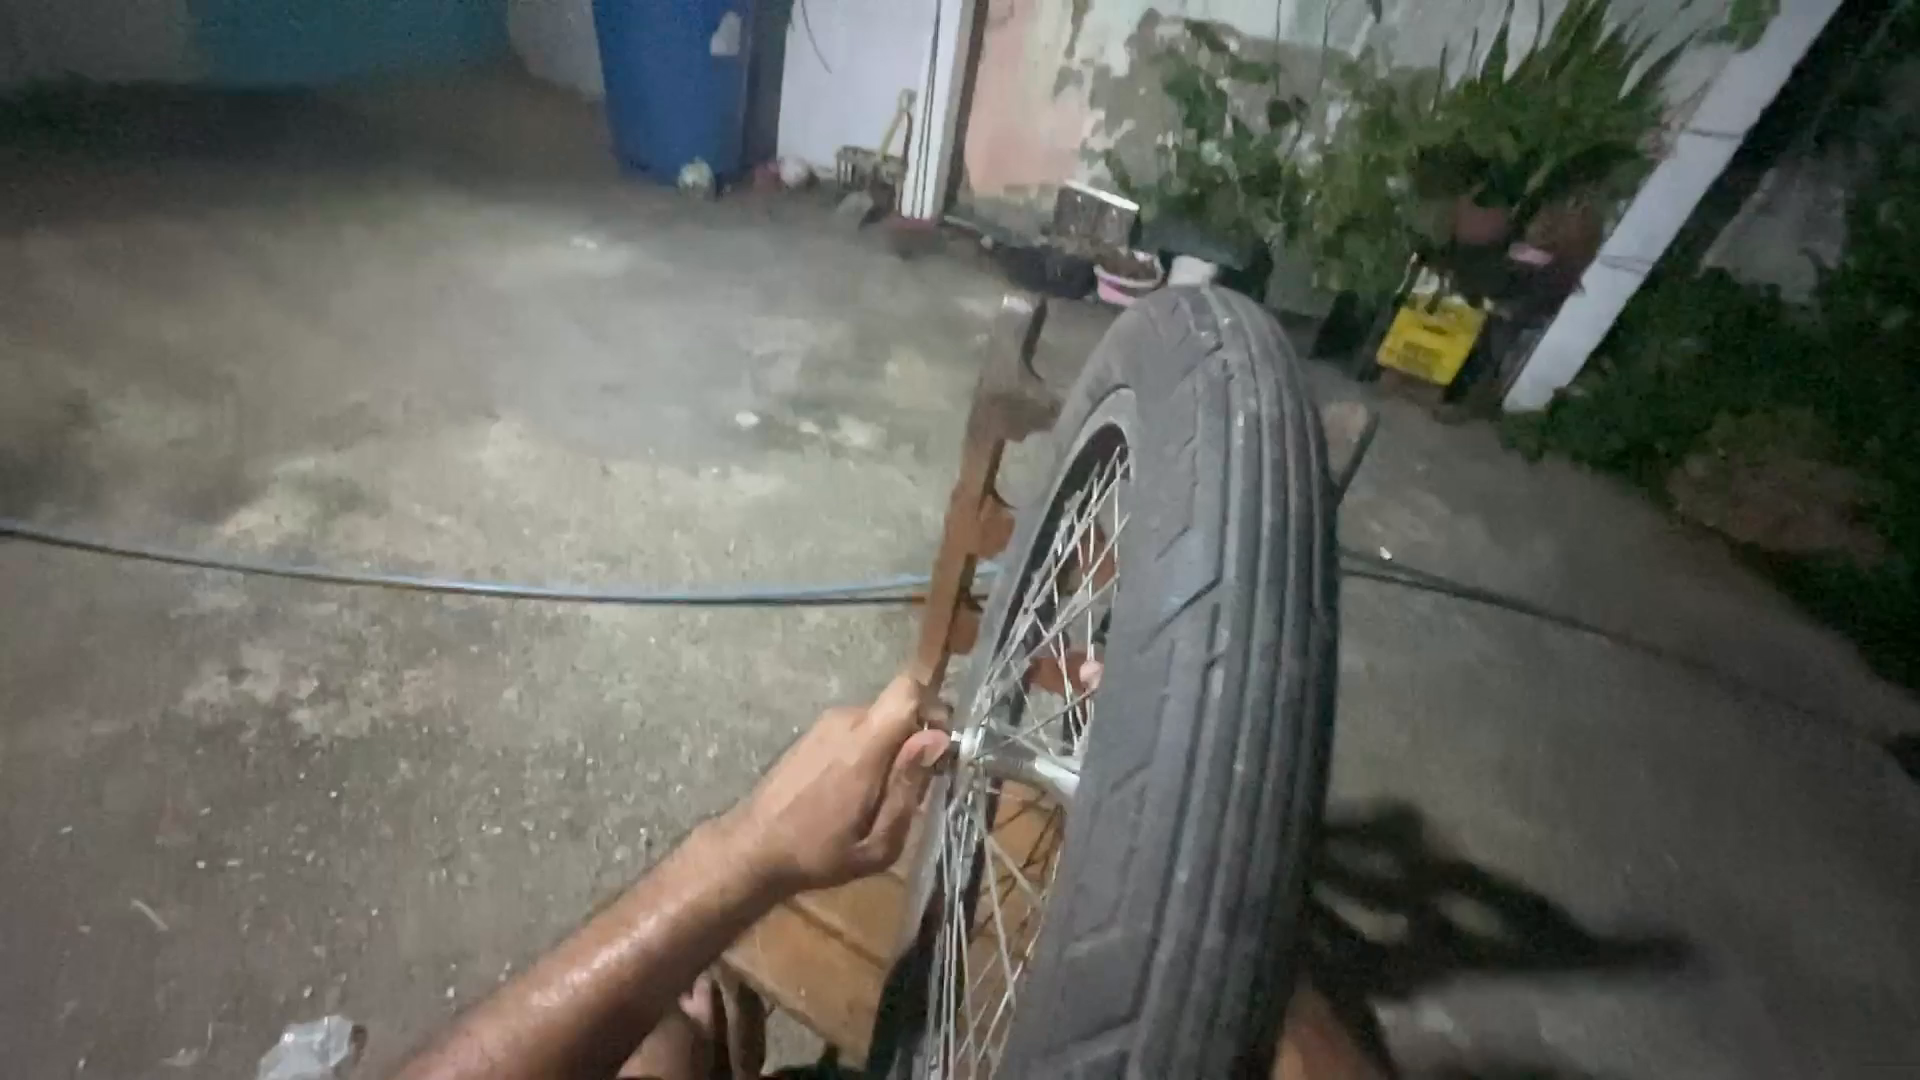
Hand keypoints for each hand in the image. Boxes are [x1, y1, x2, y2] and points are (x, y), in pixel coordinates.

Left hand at [723, 675, 951, 893]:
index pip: (908, 689)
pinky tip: (852, 790)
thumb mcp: (878, 843)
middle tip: (912, 785)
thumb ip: (909, 787)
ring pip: (877, 720)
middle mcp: (845, 720)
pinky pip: (854, 729)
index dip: (933, 708)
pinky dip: (866, 750)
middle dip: (913, 738)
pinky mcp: (812, 732)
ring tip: (878, 794)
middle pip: (896, 708)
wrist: (752, 849)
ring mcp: (824, 723)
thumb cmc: (819, 853)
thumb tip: (938, 740)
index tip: (939, 746)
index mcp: (864, 744)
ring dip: (889, 747)